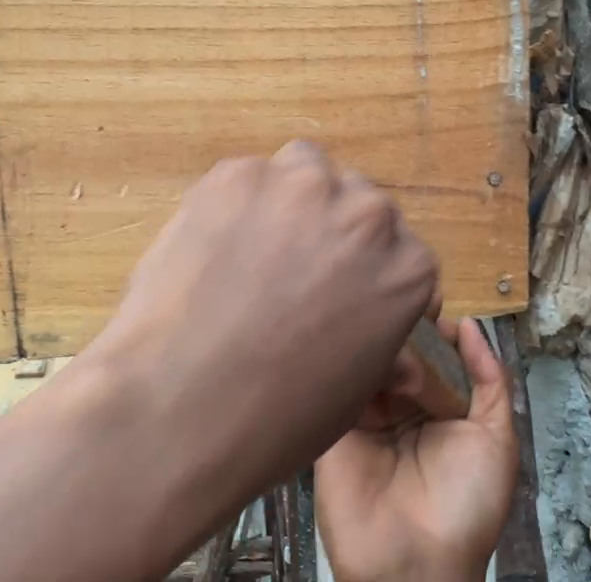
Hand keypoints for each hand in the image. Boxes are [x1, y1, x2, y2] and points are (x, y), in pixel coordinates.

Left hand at [88, 140, 440, 516]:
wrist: (182, 407)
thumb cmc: (279, 419)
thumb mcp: (354, 391)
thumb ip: (381, 350)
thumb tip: (402, 363)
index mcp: (408, 268)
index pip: (400, 252)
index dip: (366, 273)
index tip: (339, 295)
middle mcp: (368, 214)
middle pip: (357, 203)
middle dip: (331, 232)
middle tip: (290, 273)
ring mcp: (304, 185)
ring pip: (306, 170)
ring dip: (290, 200)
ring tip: (251, 248)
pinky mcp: (240, 175)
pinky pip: (247, 179)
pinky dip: (234, 204)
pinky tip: (211, 247)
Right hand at [315, 319, 517, 581]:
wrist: (416, 567)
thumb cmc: (465, 505)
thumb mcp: (496, 441)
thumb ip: (489, 380)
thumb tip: (468, 323)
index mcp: (437, 405)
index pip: (431, 351)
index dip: (432, 323)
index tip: (431, 294)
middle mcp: (399, 405)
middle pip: (398, 351)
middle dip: (404, 328)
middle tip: (405, 305)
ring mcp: (363, 412)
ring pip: (370, 361)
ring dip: (381, 345)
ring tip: (392, 343)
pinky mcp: (331, 425)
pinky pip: (338, 384)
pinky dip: (348, 361)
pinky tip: (357, 344)